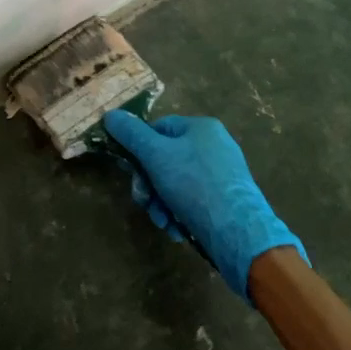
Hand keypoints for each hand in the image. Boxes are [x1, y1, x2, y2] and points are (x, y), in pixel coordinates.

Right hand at [102, 111, 306, 299]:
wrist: (240, 234)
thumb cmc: (194, 186)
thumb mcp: (156, 155)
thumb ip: (131, 135)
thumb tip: (110, 114)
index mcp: (200, 128)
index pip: (158, 128)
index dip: (139, 149)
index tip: (130, 172)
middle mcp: (214, 146)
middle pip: (165, 159)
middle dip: (150, 185)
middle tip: (145, 203)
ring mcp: (222, 174)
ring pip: (176, 183)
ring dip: (162, 203)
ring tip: (163, 222)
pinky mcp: (226, 201)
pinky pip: (192, 200)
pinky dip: (179, 214)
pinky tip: (177, 229)